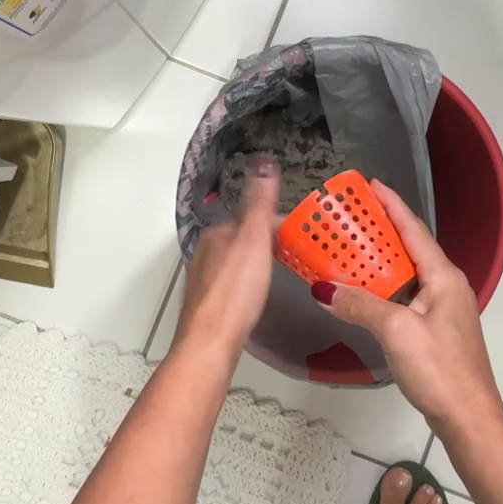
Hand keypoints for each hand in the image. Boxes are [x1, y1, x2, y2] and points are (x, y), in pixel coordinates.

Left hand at [175, 155, 280, 355]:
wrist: (210, 343)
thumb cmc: (235, 292)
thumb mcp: (254, 239)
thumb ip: (259, 201)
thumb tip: (263, 159)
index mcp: (215, 233)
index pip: (250, 217)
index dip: (276, 223)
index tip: (299, 235)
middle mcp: (203, 252)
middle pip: (241, 239)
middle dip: (265, 243)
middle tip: (294, 255)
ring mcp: (202, 280)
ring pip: (235, 262)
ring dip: (255, 263)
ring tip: (279, 274)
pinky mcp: (206, 305)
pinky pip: (231, 284)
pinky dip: (245, 284)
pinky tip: (256, 297)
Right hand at [314, 181, 502, 437]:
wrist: (469, 419)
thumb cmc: (439, 369)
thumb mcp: (395, 331)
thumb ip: (360, 305)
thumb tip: (324, 289)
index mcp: (443, 276)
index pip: (413, 229)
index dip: (392, 205)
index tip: (370, 184)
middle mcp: (446, 286)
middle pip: (410, 248)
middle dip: (381, 230)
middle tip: (349, 216)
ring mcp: (442, 310)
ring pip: (406, 273)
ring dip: (379, 260)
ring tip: (348, 248)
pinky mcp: (435, 331)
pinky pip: (404, 296)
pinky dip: (382, 287)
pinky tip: (362, 292)